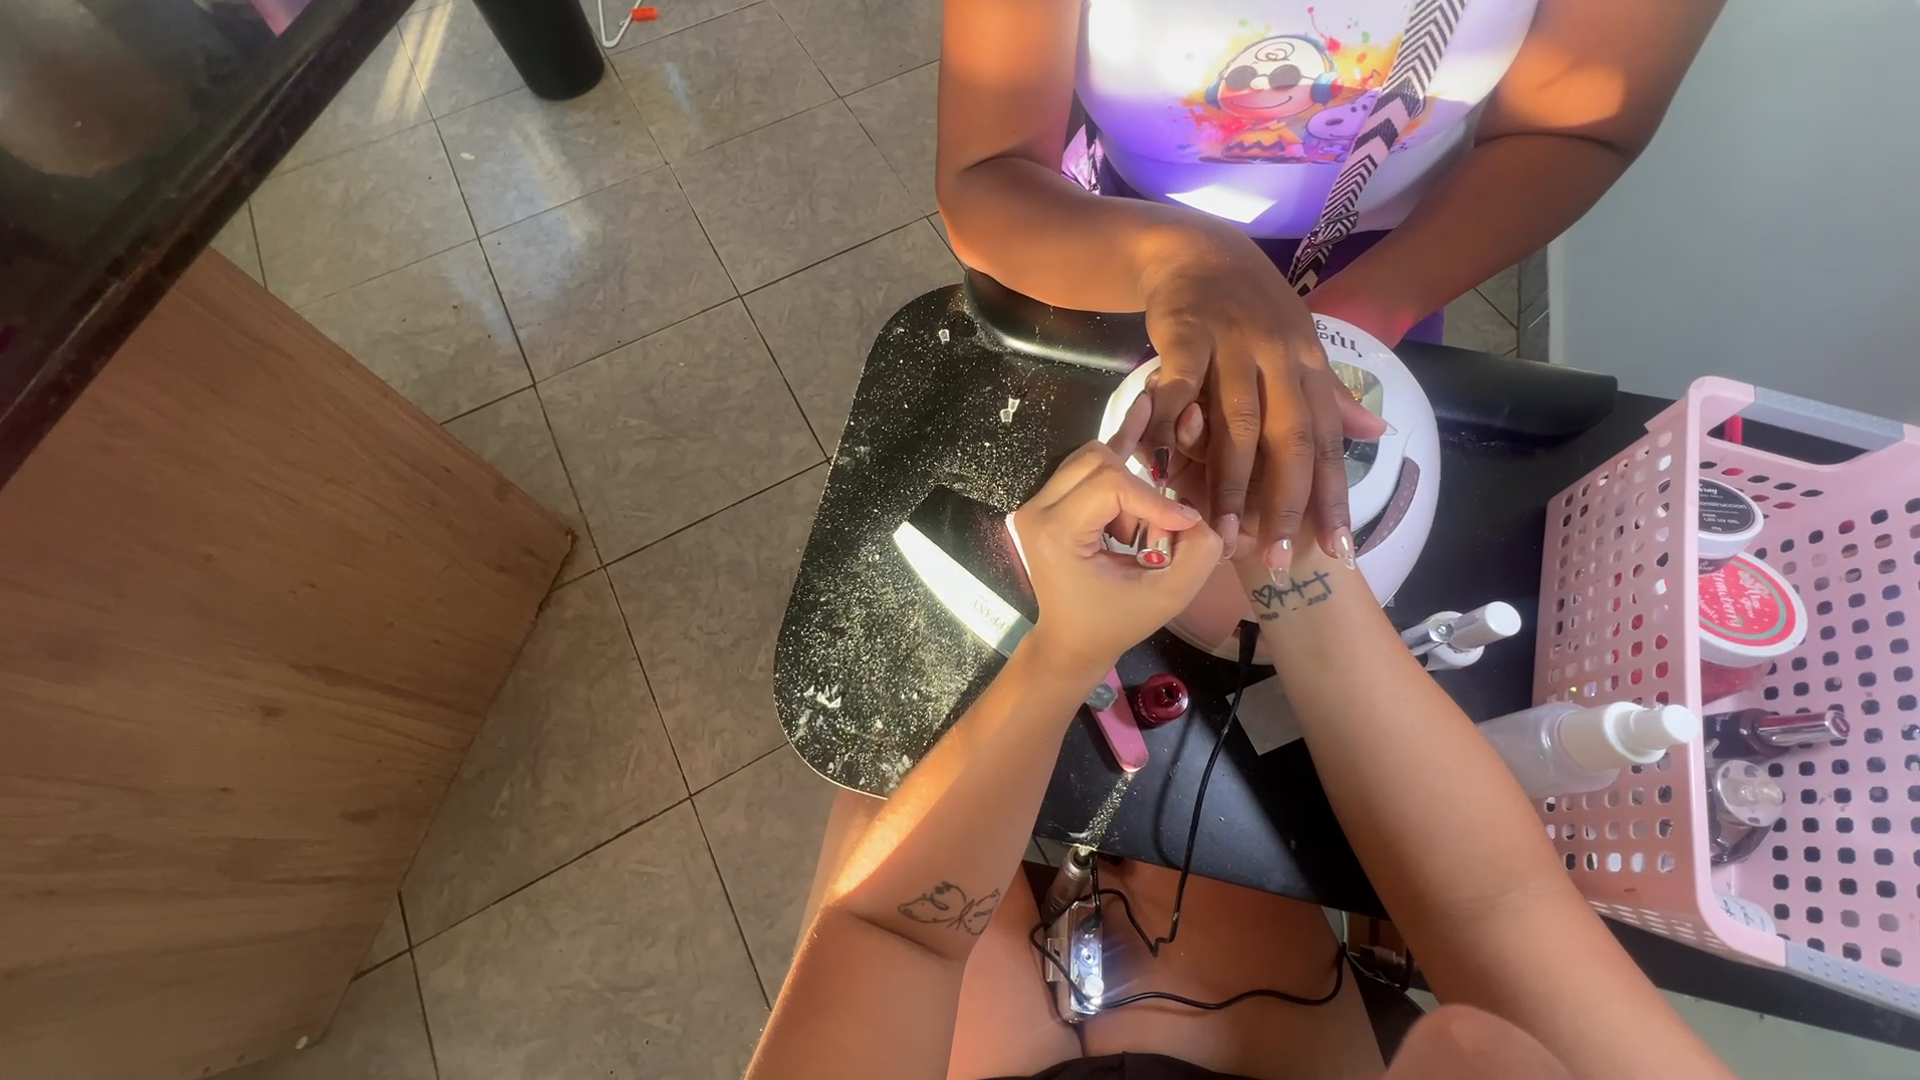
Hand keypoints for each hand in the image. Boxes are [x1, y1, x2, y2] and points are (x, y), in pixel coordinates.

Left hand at [1013, 401, 1220, 678]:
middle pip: (1099, 459)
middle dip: (1138, 492)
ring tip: (1134, 529)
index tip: (1184, 525)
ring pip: (1094, 456)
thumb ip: (1197, 553)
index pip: (1110, 486)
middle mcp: (1037, 509)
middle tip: (1151, 533)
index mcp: (1055, 534)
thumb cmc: (1115, 622)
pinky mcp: (1050, 497)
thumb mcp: (1166, 596)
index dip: (1154, 502)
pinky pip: (1087, 462)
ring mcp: (1038, 501)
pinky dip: (1120, 446)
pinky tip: (1145, 407)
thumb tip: (1203, 512)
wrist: (1071, 639)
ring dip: (1126, 487)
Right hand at [1138, 225, 1384, 574]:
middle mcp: (1281, 357)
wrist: (1200, 252)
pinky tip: (1165, 466)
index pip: (1328, 441)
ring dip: (1229, 482)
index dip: (1334, 497)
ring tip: (1220, 532)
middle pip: (1289, 439)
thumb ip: (1333, 396)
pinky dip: (1174, 425)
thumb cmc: (1251, 310)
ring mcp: (1234, 344)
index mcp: (1310, 366)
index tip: (1338, 551)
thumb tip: (1380, 435)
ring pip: (1236, 423)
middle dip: (1287, 502)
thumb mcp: (1300, 348)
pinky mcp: (1188, 334)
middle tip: (1279, 558)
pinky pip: (1180, 387)